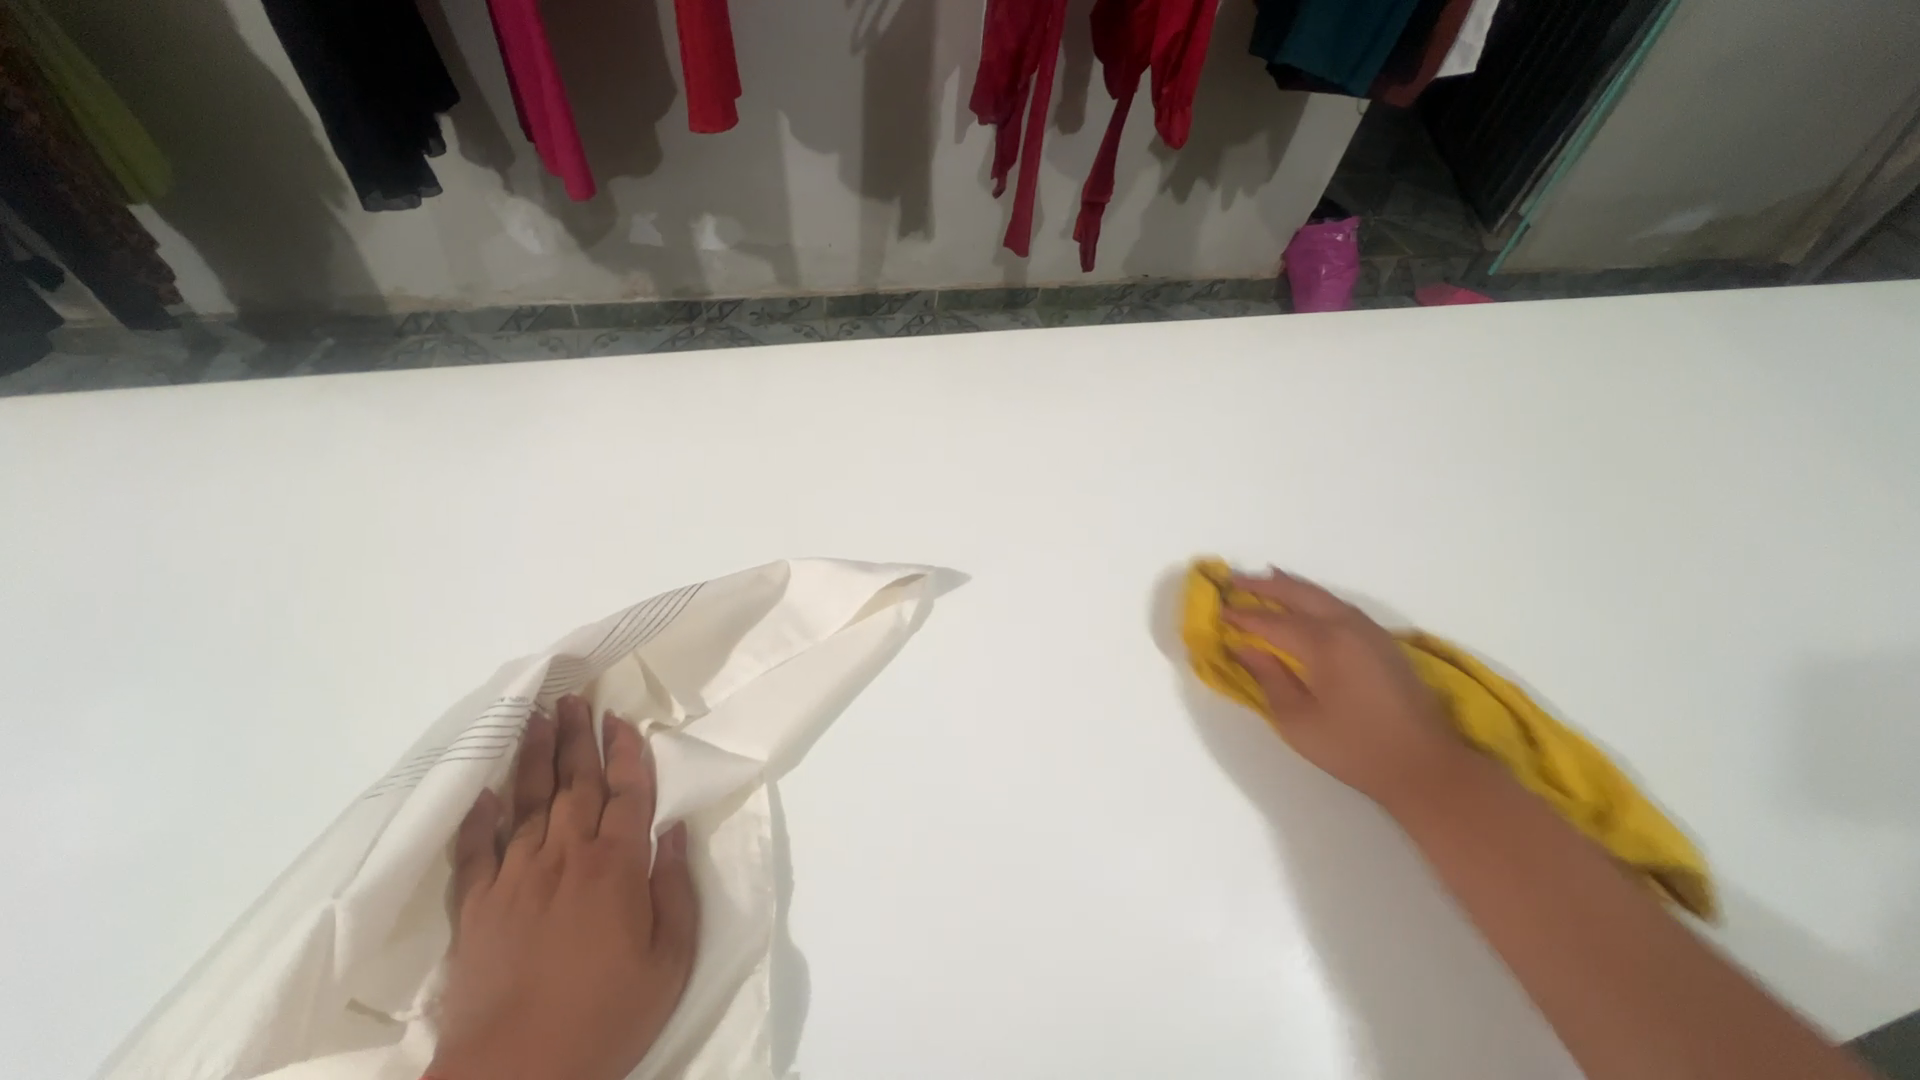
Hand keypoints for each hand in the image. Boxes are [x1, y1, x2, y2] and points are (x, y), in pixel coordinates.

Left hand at [429, 695, 697, 1079]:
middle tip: (574, 696)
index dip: (626, 752)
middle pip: (575, 783)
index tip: (621, 718)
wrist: (516, 1072)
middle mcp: (565, 858)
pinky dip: (480, 816)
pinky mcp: (476, 907)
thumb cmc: (608, 1016)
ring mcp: (515, 878)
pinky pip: (476, 849)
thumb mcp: (670, 959)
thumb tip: (670, 831)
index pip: (627, 793)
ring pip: (527, 801)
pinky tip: (483, 790)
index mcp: (615, 867)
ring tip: (536, 718)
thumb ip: (674, 889)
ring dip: (533, 756)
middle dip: (577, 737)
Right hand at [1223, 568, 1471, 812]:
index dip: (1242, 617)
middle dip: (1264, 587)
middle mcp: (1346, 626)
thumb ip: (1269, 678)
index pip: (1271, 622)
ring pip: (1322, 596)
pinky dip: (1314, 598)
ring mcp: (1369, 631)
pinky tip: (1305, 603)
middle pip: (1299, 595)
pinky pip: (1339, 605)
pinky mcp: (1383, 642)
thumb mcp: (1298, 721)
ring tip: (1265, 580)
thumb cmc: (1354, 747)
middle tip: (1233, 581)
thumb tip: (1245, 648)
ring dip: (1291, 587)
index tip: (1217, 612)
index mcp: (1323, 643)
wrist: (1425, 764)